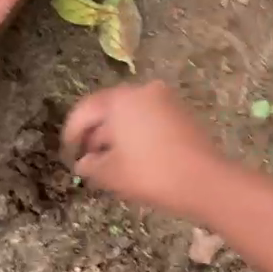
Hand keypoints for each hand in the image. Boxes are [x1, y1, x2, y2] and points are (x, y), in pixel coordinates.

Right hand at [60, 80, 233, 219]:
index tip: (68, 152)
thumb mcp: (111, 174)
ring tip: (111, 162)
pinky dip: (138, 134)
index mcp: (120, 99)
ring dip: (118, 135)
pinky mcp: (182, 113)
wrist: (205, 180)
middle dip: (96, 134)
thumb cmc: (151, 173)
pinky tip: (136, 157)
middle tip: (88, 159)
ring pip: (132, 114)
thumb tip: (83, 164)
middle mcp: (143, 91)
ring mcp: (166, 100)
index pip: (86, 110)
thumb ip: (90, 166)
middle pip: (110, 110)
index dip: (72, 132)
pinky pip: (150, 119)